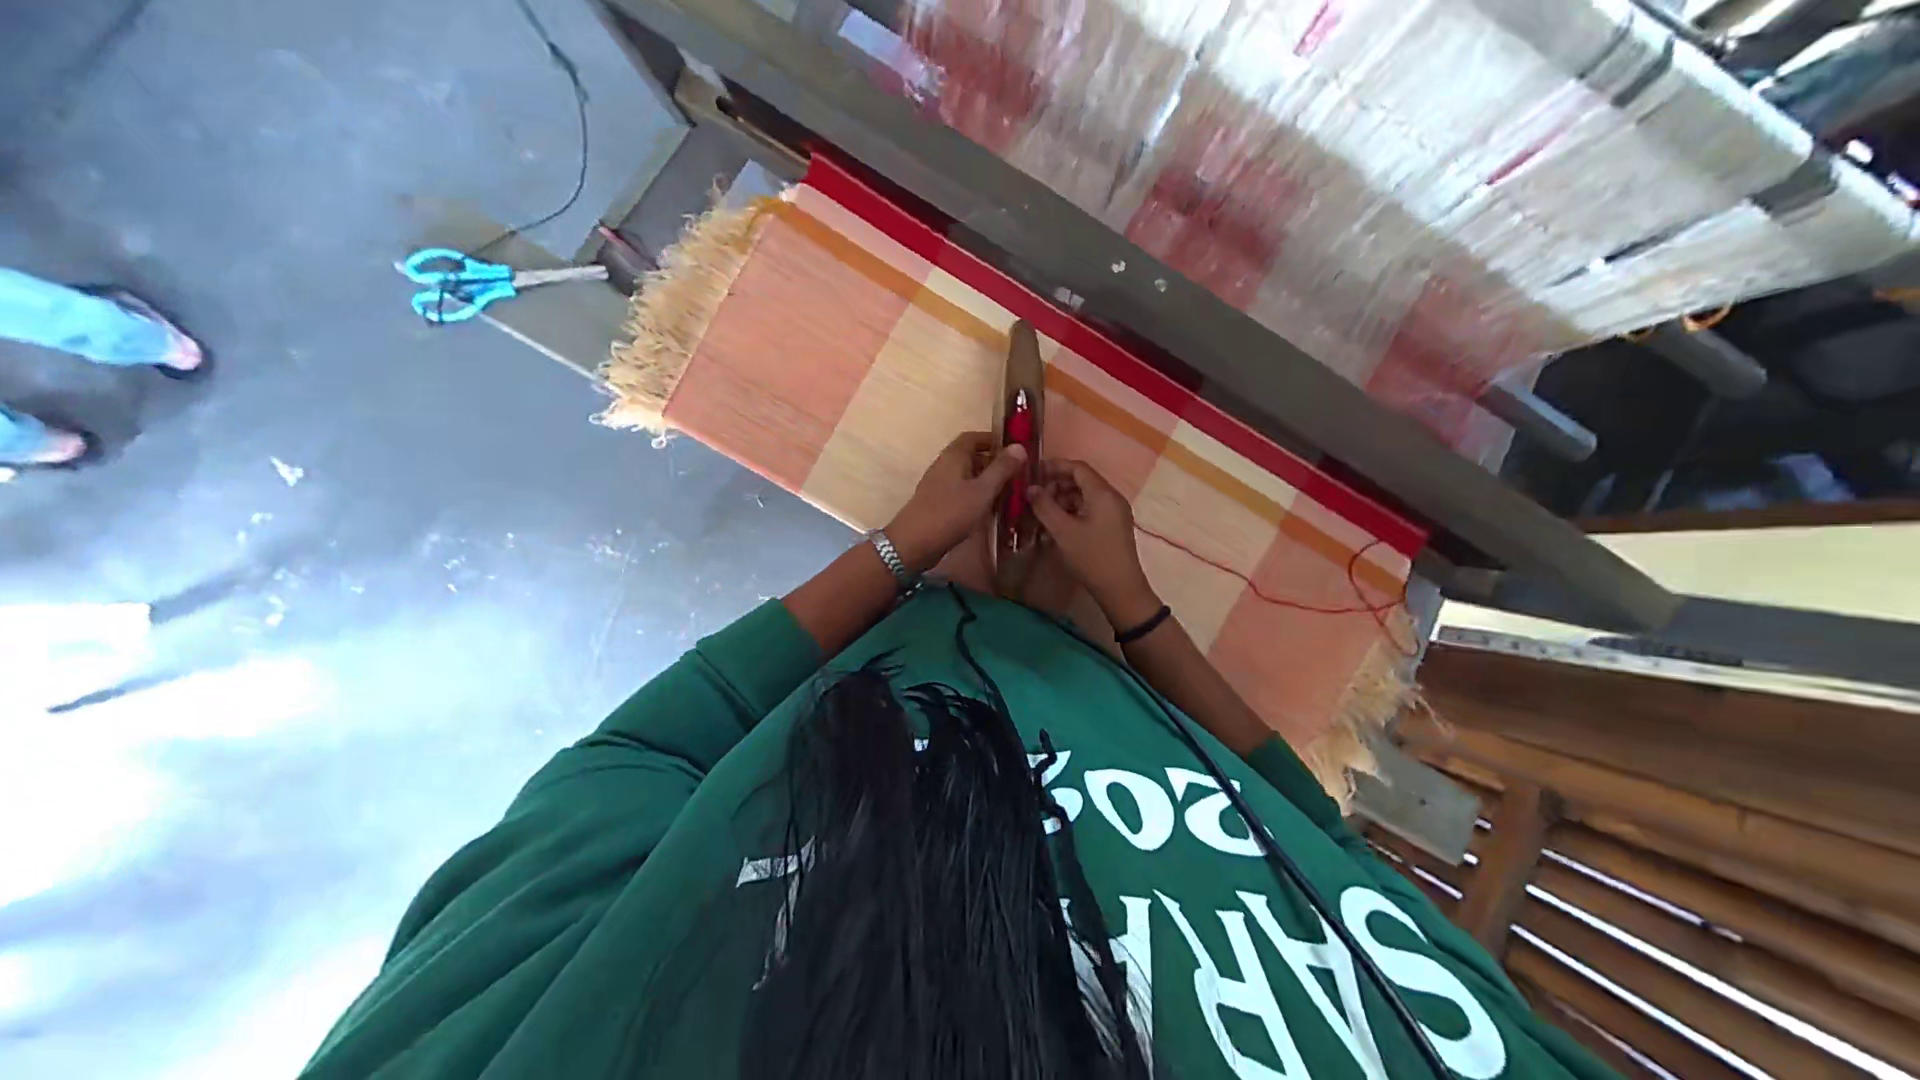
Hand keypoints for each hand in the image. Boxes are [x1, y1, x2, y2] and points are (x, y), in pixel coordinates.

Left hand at [885, 432, 1028, 573]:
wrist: (914, 543)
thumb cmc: (950, 513)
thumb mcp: (982, 491)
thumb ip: (1001, 469)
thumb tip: (1020, 446)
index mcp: (953, 456)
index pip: (974, 437)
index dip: (994, 440)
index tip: (1015, 450)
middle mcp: (944, 466)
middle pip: (971, 456)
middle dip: (994, 462)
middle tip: (1018, 473)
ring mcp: (939, 486)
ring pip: (967, 476)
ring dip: (987, 481)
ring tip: (1010, 491)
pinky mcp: (938, 504)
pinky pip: (962, 492)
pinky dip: (977, 495)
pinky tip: (991, 509)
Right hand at [1027, 459, 1159, 626]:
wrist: (1120, 588)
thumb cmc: (1091, 556)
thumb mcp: (1062, 531)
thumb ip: (1044, 506)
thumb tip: (1030, 488)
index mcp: (1102, 493)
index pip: (1077, 467)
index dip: (1054, 467)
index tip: (1033, 473)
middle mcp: (1112, 497)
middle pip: (1082, 480)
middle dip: (1057, 485)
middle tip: (1035, 497)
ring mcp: (1115, 512)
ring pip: (1085, 496)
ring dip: (1063, 500)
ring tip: (1043, 513)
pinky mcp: (1113, 526)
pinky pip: (1091, 509)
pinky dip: (1073, 511)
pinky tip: (1058, 525)